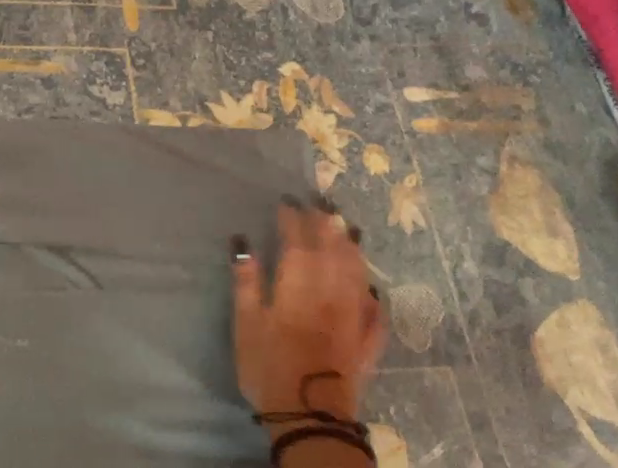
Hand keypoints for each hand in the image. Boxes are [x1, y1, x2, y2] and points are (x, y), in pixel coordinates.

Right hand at [232, 199, 384, 431]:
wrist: (311, 417)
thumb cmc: (268, 366)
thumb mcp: (246, 323)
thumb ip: (246, 282)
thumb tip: (242, 243)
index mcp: (298, 285)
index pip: (298, 242)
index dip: (293, 219)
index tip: (287, 200)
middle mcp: (331, 294)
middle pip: (332, 251)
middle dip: (325, 223)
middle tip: (320, 201)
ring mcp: (354, 317)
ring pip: (357, 273)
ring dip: (351, 247)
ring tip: (347, 228)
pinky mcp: (368, 342)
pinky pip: (375, 310)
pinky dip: (372, 292)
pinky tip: (371, 286)